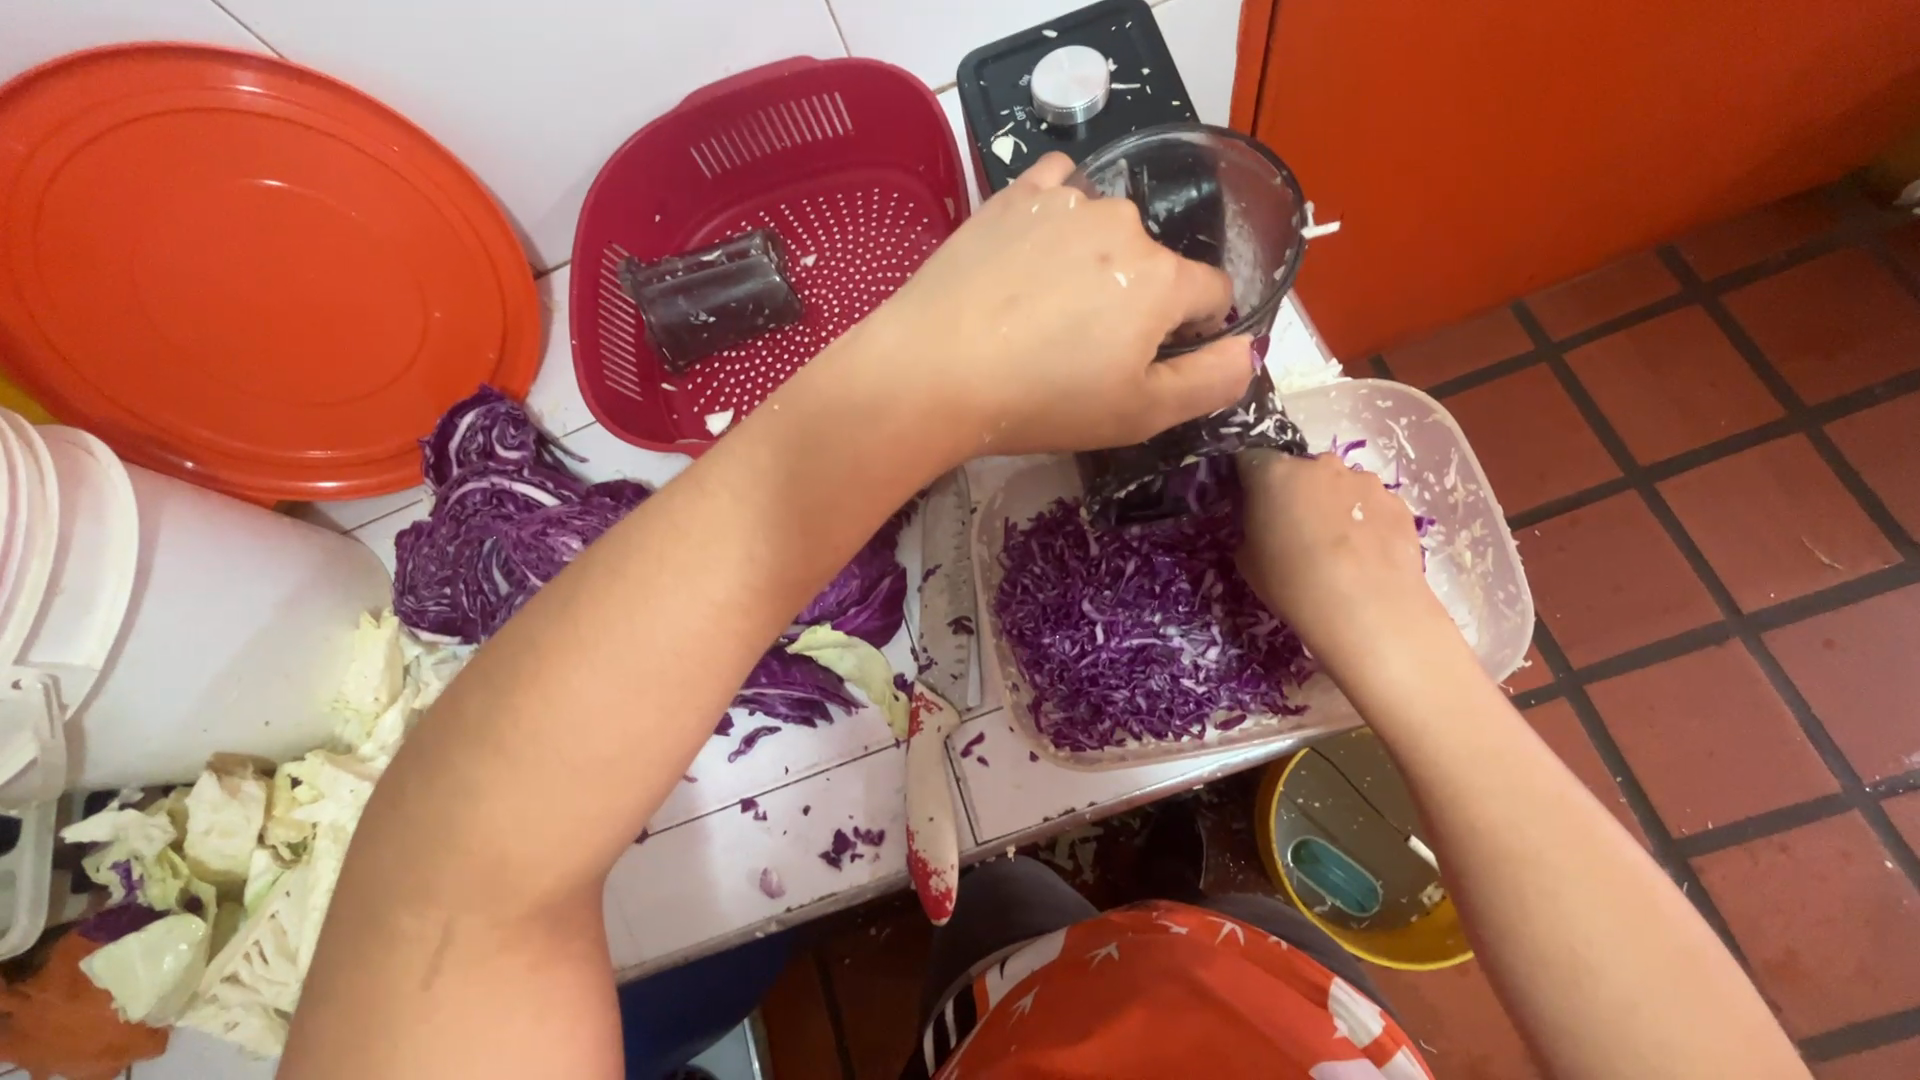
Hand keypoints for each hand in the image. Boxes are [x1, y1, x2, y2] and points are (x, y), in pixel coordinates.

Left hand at [831, 153, 1255, 456]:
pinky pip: (1057, 187)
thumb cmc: (1042, 401)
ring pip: (1108, 226)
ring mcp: (1066, 202)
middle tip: (1082, 348)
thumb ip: (1210, 382)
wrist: (934, 371)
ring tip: (1047, 306)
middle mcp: (1125, 224)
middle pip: (1156, 262)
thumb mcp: (1139, 414)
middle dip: (1137, 300)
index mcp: (1164, 279)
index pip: (1212, 294)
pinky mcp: (1014, 195)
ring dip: (1096, 259)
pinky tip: (1031, 253)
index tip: (1152, 360)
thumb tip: (1248, 348)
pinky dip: (1057, 215)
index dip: (1193, 331)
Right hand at [1236, 450, 1449, 671]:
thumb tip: (1263, 524)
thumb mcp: (1247, 560)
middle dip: (1294, 492)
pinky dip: (1364, 521)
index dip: (1249, 482)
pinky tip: (1364, 554)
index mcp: (1273, 473)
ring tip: (1335, 545)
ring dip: (1332, 504)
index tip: (1251, 505)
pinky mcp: (1397, 502)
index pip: (1251, 460)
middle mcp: (1319, 465)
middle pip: (1299, 471)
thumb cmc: (1292, 582)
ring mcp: (1364, 480)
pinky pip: (1370, 505)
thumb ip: (1251, 529)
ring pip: (1339, 485)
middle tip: (1294, 529)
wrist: (1367, 608)